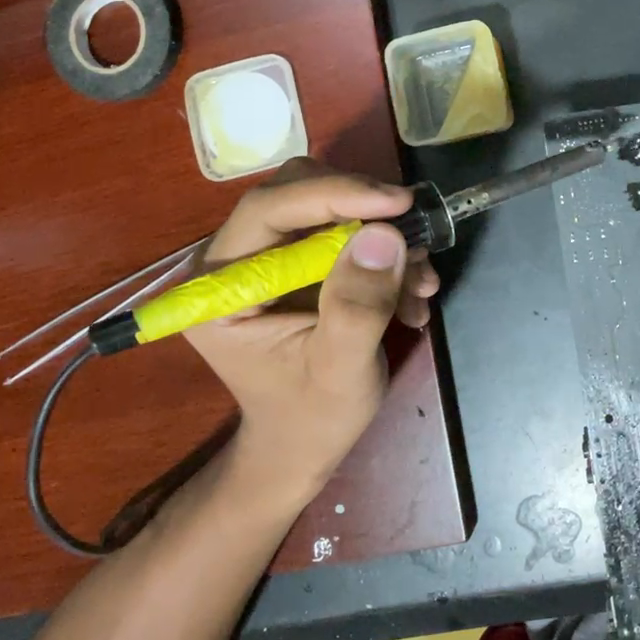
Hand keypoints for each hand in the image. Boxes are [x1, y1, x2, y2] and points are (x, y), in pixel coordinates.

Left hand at [182, 159, 440, 501]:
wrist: (305, 446)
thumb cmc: (311, 418)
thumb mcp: (340, 370)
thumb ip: (356, 306)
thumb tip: (384, 234)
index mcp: (219, 286)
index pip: (268, 209)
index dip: (333, 194)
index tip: (399, 202)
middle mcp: (238, 260)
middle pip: (299, 193)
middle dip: (364, 212)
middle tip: (414, 238)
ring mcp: (271, 260)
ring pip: (330, 207)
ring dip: (385, 238)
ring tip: (420, 287)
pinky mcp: (301, 265)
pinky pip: (348, 233)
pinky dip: (387, 256)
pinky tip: (411, 298)